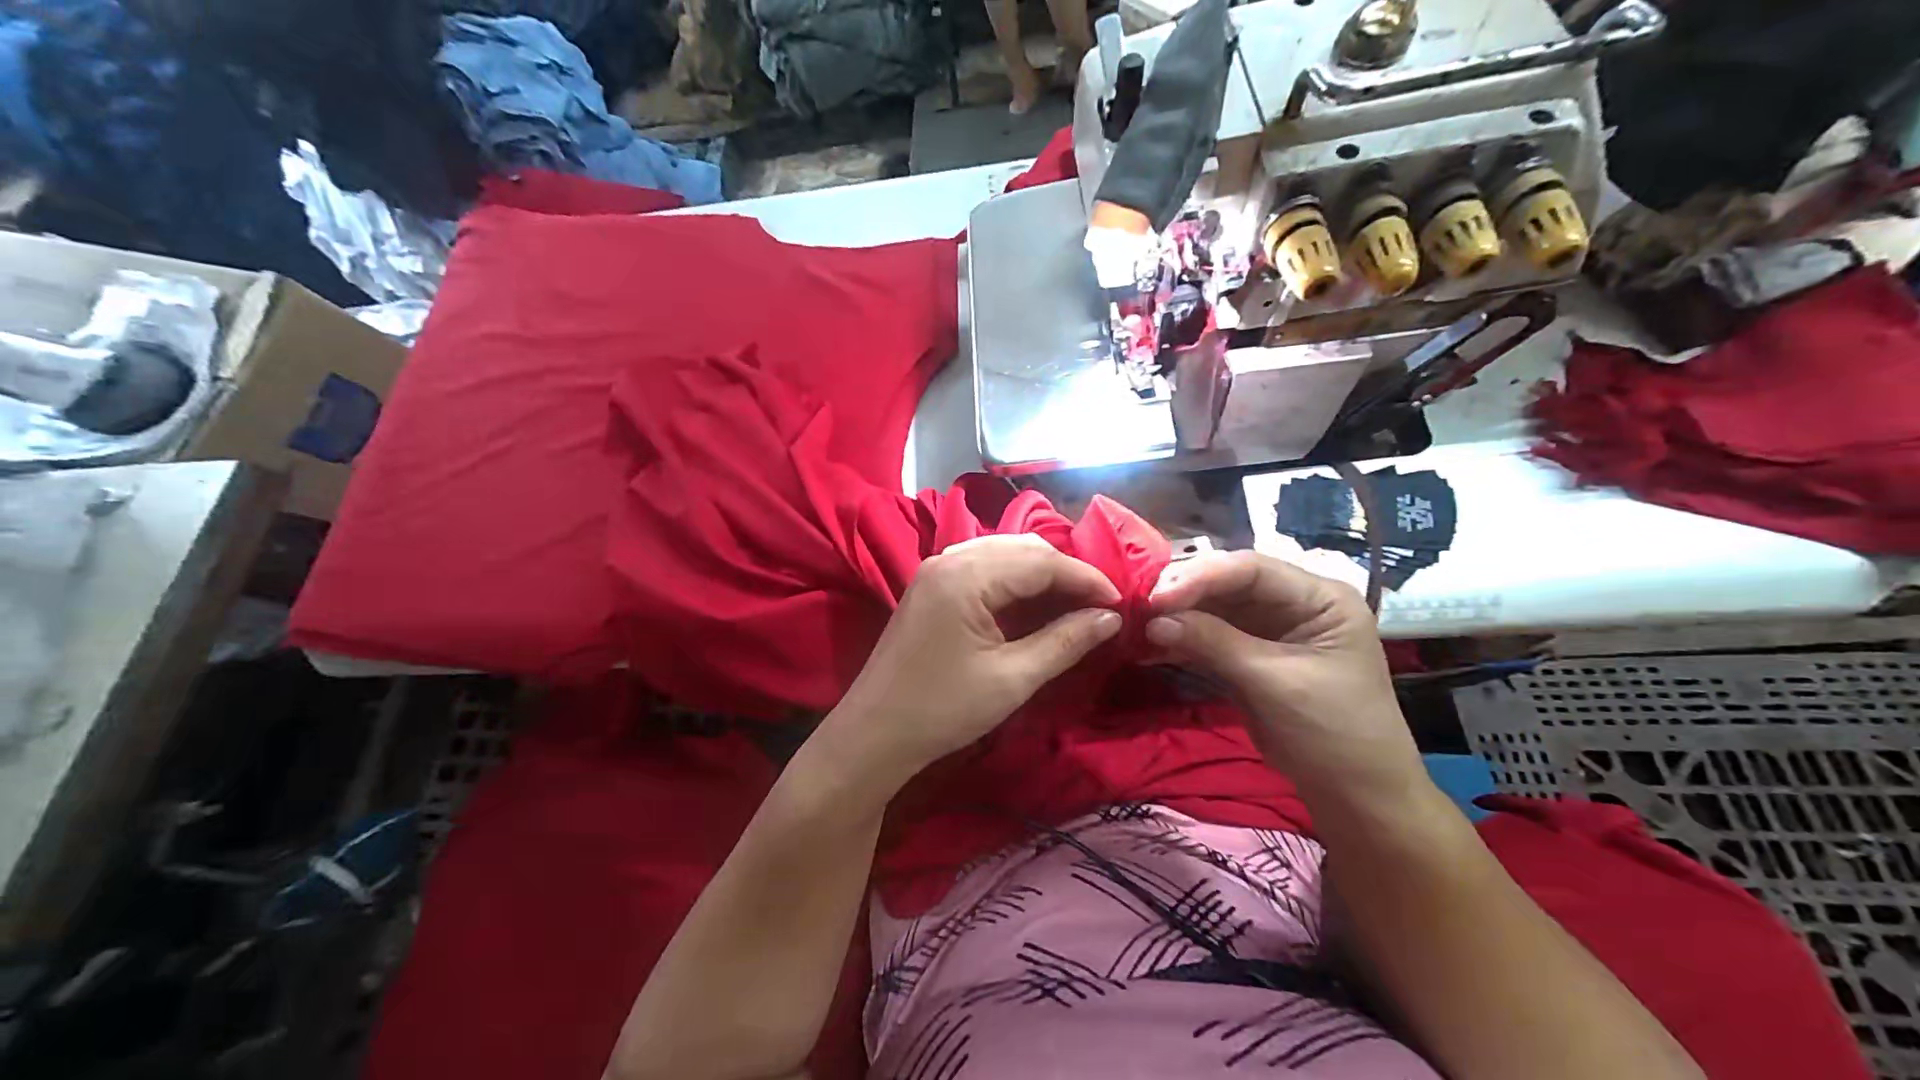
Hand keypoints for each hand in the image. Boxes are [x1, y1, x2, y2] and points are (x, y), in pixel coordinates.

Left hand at [819, 535, 1123, 789]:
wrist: (873, 734)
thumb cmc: (943, 710)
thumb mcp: (1013, 678)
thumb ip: (1066, 641)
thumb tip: (1111, 618)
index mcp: (966, 575)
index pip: (1042, 561)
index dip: (1087, 578)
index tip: (1121, 603)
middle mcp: (949, 558)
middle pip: (1023, 549)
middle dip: (1065, 573)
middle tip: (1100, 606)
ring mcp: (936, 570)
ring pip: (1003, 554)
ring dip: (1041, 575)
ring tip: (1074, 605)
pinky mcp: (930, 586)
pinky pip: (983, 568)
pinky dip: (1014, 582)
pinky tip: (1033, 605)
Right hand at [1144, 549, 1424, 804]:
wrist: (1357, 796)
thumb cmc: (1332, 733)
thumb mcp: (1274, 683)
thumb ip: (1215, 644)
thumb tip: (1154, 621)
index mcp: (1320, 598)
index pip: (1252, 570)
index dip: (1201, 576)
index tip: (1157, 596)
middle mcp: (1294, 604)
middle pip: (1229, 585)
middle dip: (1183, 594)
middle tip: (1139, 607)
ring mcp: (1271, 630)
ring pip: (1214, 610)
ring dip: (1176, 617)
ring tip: (1136, 625)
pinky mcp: (1251, 656)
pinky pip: (1209, 638)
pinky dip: (1181, 641)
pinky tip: (1148, 646)